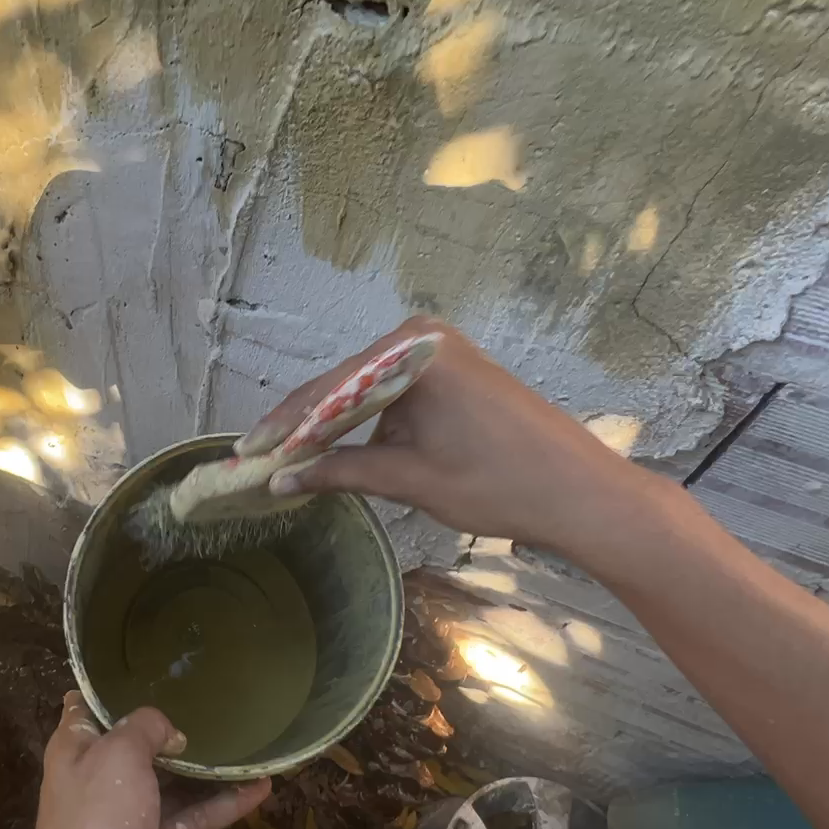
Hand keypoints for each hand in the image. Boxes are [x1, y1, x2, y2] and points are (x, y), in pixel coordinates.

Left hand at [0, 693, 270, 828]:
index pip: (89, 703)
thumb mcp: (118, 758)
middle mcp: (96, 778)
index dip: (116, 681)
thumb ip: (146, 727)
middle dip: (169, 720)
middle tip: (212, 690)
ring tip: (245, 736)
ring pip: (168, 781)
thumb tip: (171, 731)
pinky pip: (188, 821)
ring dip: (205, 764)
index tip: (156, 660)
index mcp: (75, 748)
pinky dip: (221, 806)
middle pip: (136, 740)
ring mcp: (123, 819)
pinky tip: (259, 789)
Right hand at [239, 316, 663, 566]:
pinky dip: (368, 422)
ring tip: (290, 458)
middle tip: (260, 457)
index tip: (246, 454)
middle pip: (343, 384)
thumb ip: (340, 471)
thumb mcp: (409, 477)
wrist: (582, 493)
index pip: (327, 390)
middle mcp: (421, 336)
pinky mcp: (453, 370)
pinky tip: (342, 447)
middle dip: (303, 426)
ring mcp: (439, 349)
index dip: (283, 427)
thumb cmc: (497, 483)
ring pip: (366, 390)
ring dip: (333, 425)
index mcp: (410, 350)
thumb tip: (279, 480)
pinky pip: (394, 392)